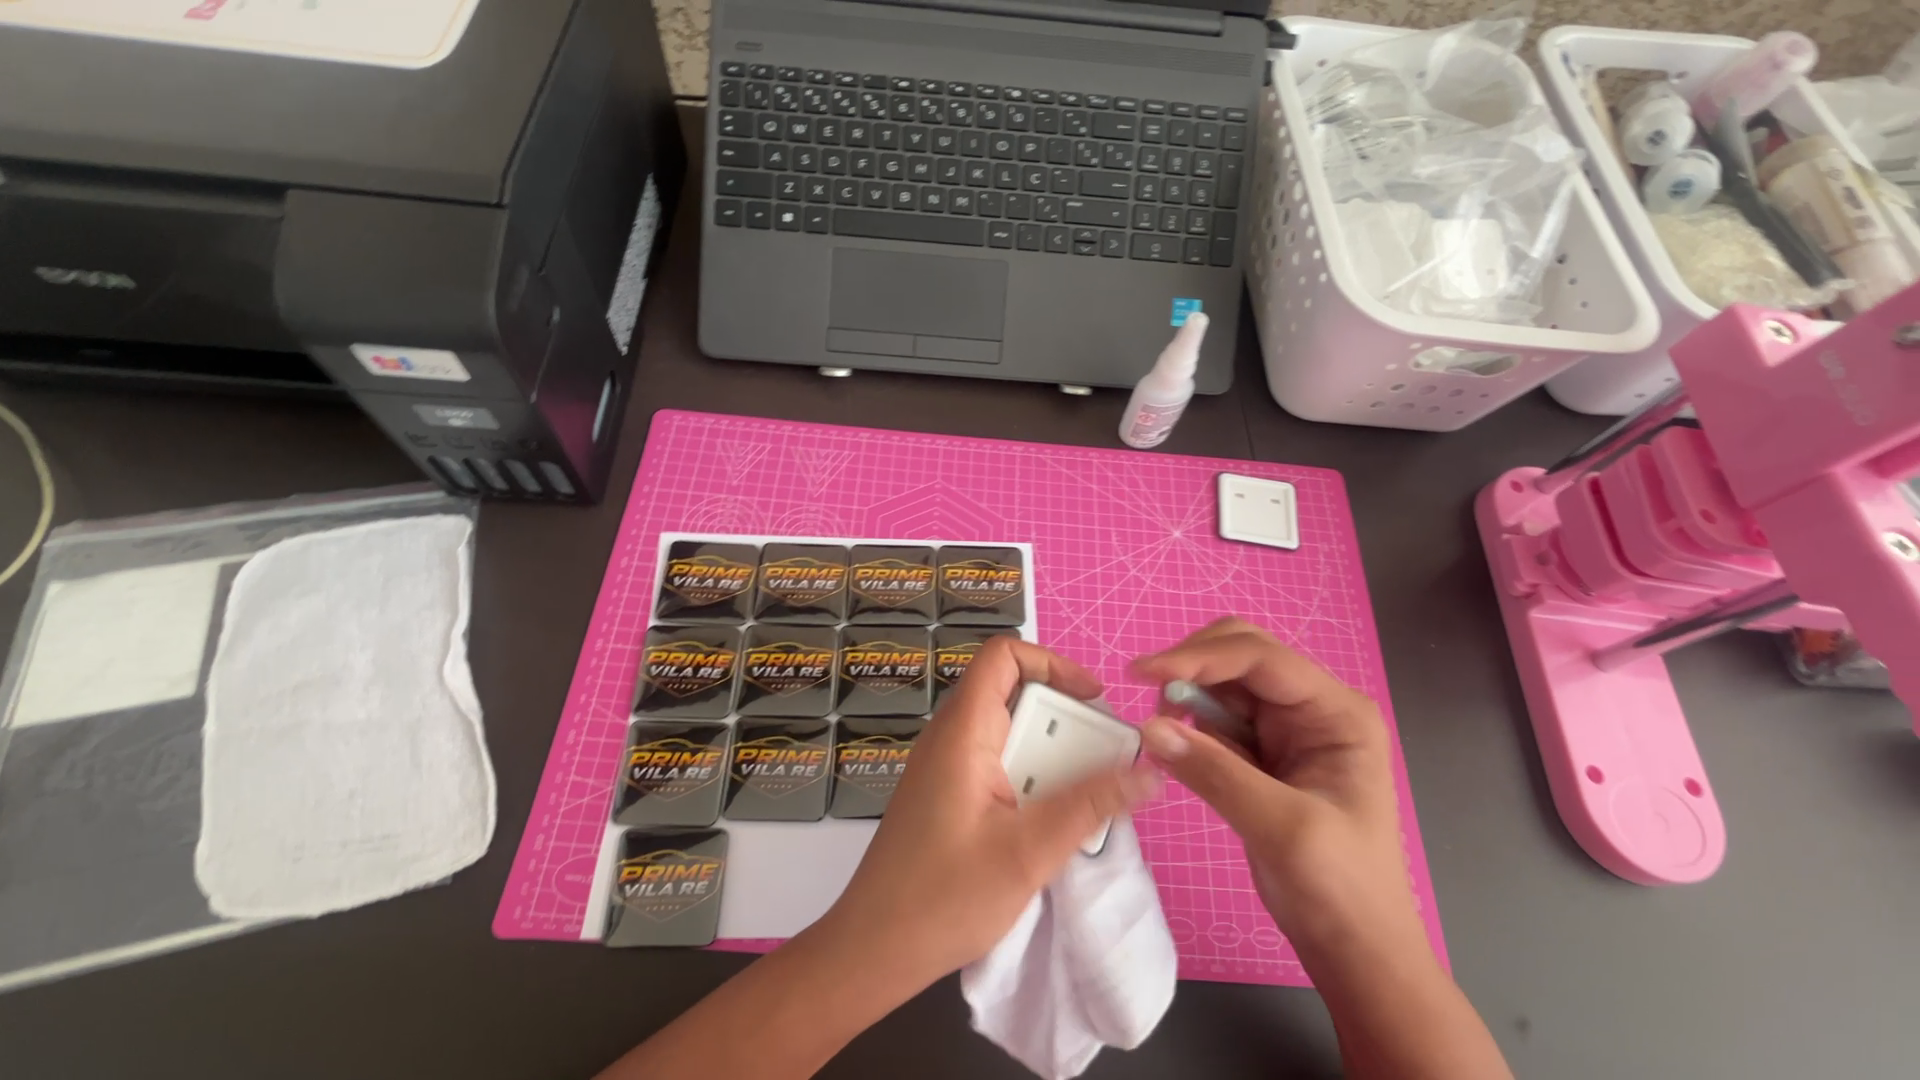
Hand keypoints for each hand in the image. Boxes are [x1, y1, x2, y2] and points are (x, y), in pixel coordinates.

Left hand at [824, 636, 1159, 988]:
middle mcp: (952, 738)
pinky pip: (999, 766)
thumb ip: (1090, 806)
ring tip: (1084, 799)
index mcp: (963, 732)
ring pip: (1011, 734)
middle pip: (1015, 695)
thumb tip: (1148, 774)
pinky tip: (1050, 823)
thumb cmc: (944, 897)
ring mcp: (947, 767)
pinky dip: (1032, 781)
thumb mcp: (1029, 852)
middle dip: (1066, 721)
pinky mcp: (949, 795)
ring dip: (1053, 758)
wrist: (875, 949)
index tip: (1093, 701)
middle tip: (1103, 762)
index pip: (1003, 655)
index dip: (1053, 662)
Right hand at [1132, 618, 1423, 961]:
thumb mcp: (1280, 827)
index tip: (1140, 674)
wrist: (1356, 949)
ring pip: (1222, 686)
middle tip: (1148, 698)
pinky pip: (1215, 723)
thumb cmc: (1341, 889)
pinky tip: (1173, 747)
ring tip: (1160, 730)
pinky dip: (1188, 727)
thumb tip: (1149, 728)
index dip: (1198, 657)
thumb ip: (1215, 772)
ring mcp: (1287, 732)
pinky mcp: (1262, 756)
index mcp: (1336, 712)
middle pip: (1241, 657)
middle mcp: (1312, 709)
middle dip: (1192, 668)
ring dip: (1187, 697)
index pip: (1260, 658)